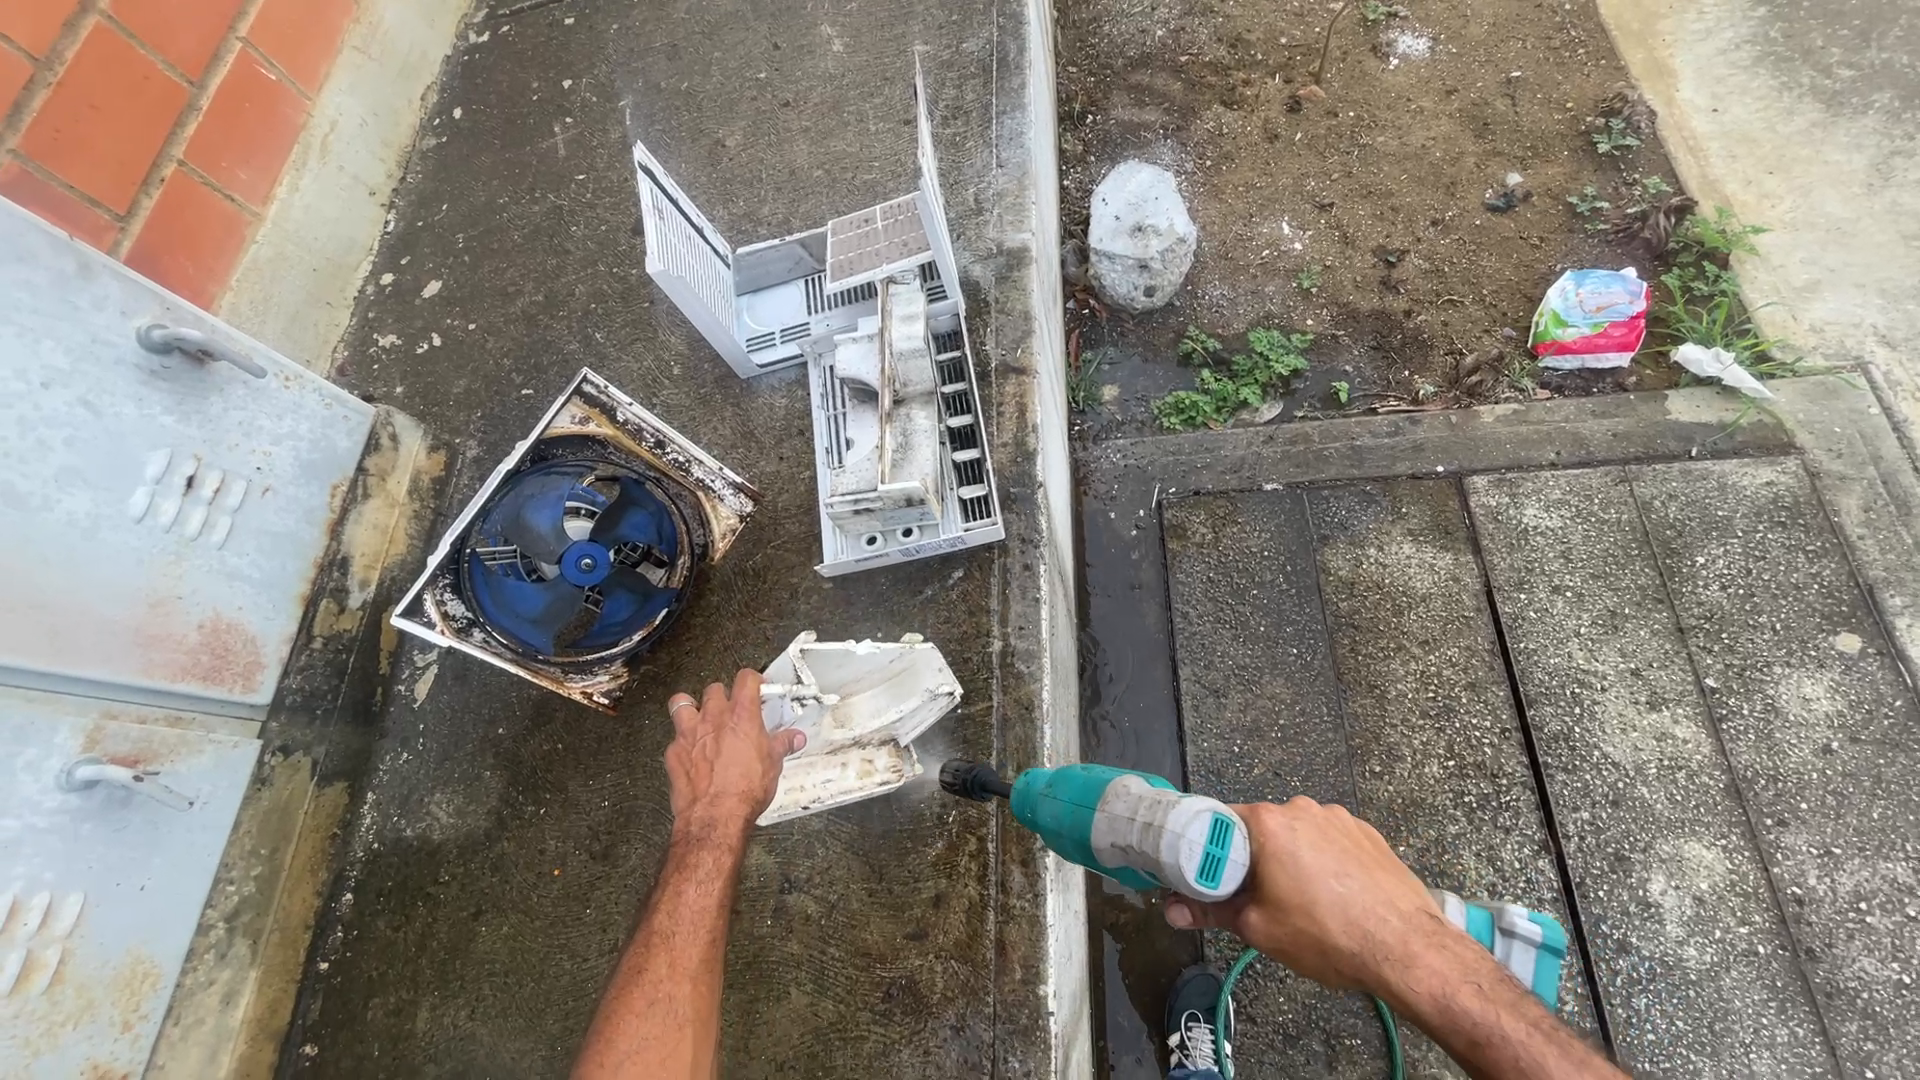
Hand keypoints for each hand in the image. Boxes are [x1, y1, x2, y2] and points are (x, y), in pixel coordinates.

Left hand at [664, 669, 805, 838]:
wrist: (715, 815)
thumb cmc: (743, 790)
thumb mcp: (774, 763)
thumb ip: (782, 745)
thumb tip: (793, 739)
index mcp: (742, 715)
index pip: (746, 679)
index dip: (753, 680)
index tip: (757, 687)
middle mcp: (714, 718)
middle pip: (714, 688)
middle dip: (723, 695)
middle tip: (731, 707)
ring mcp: (689, 734)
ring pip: (682, 703)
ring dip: (691, 707)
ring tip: (699, 715)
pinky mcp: (673, 753)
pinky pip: (674, 738)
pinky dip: (682, 742)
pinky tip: (691, 752)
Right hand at [1163, 796, 1446, 994]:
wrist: (1409, 950)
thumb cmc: (1326, 935)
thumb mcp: (1258, 928)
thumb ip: (1210, 912)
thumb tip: (1171, 911)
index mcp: (1266, 822)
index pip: (1219, 822)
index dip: (1209, 849)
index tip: (1210, 874)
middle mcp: (1300, 808)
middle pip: (1259, 828)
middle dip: (1253, 858)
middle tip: (1255, 896)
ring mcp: (1338, 817)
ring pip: (1297, 834)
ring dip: (1290, 858)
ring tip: (1301, 900)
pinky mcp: (1367, 832)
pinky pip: (1330, 840)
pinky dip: (1324, 860)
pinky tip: (1335, 895)